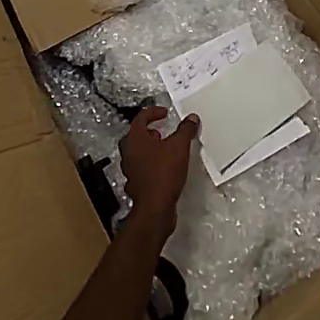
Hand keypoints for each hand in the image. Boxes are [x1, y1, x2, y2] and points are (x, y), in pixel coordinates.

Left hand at [121, 106, 198, 230]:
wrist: (154, 207)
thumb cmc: (164, 173)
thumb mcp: (179, 147)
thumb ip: (185, 130)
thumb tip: (191, 118)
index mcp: (135, 138)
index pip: (141, 117)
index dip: (153, 112)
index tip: (165, 113)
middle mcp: (128, 151)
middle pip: (136, 134)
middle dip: (149, 130)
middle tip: (162, 130)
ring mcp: (129, 168)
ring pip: (137, 151)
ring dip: (149, 147)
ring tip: (164, 148)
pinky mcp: (134, 183)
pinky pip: (140, 167)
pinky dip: (150, 163)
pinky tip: (161, 167)